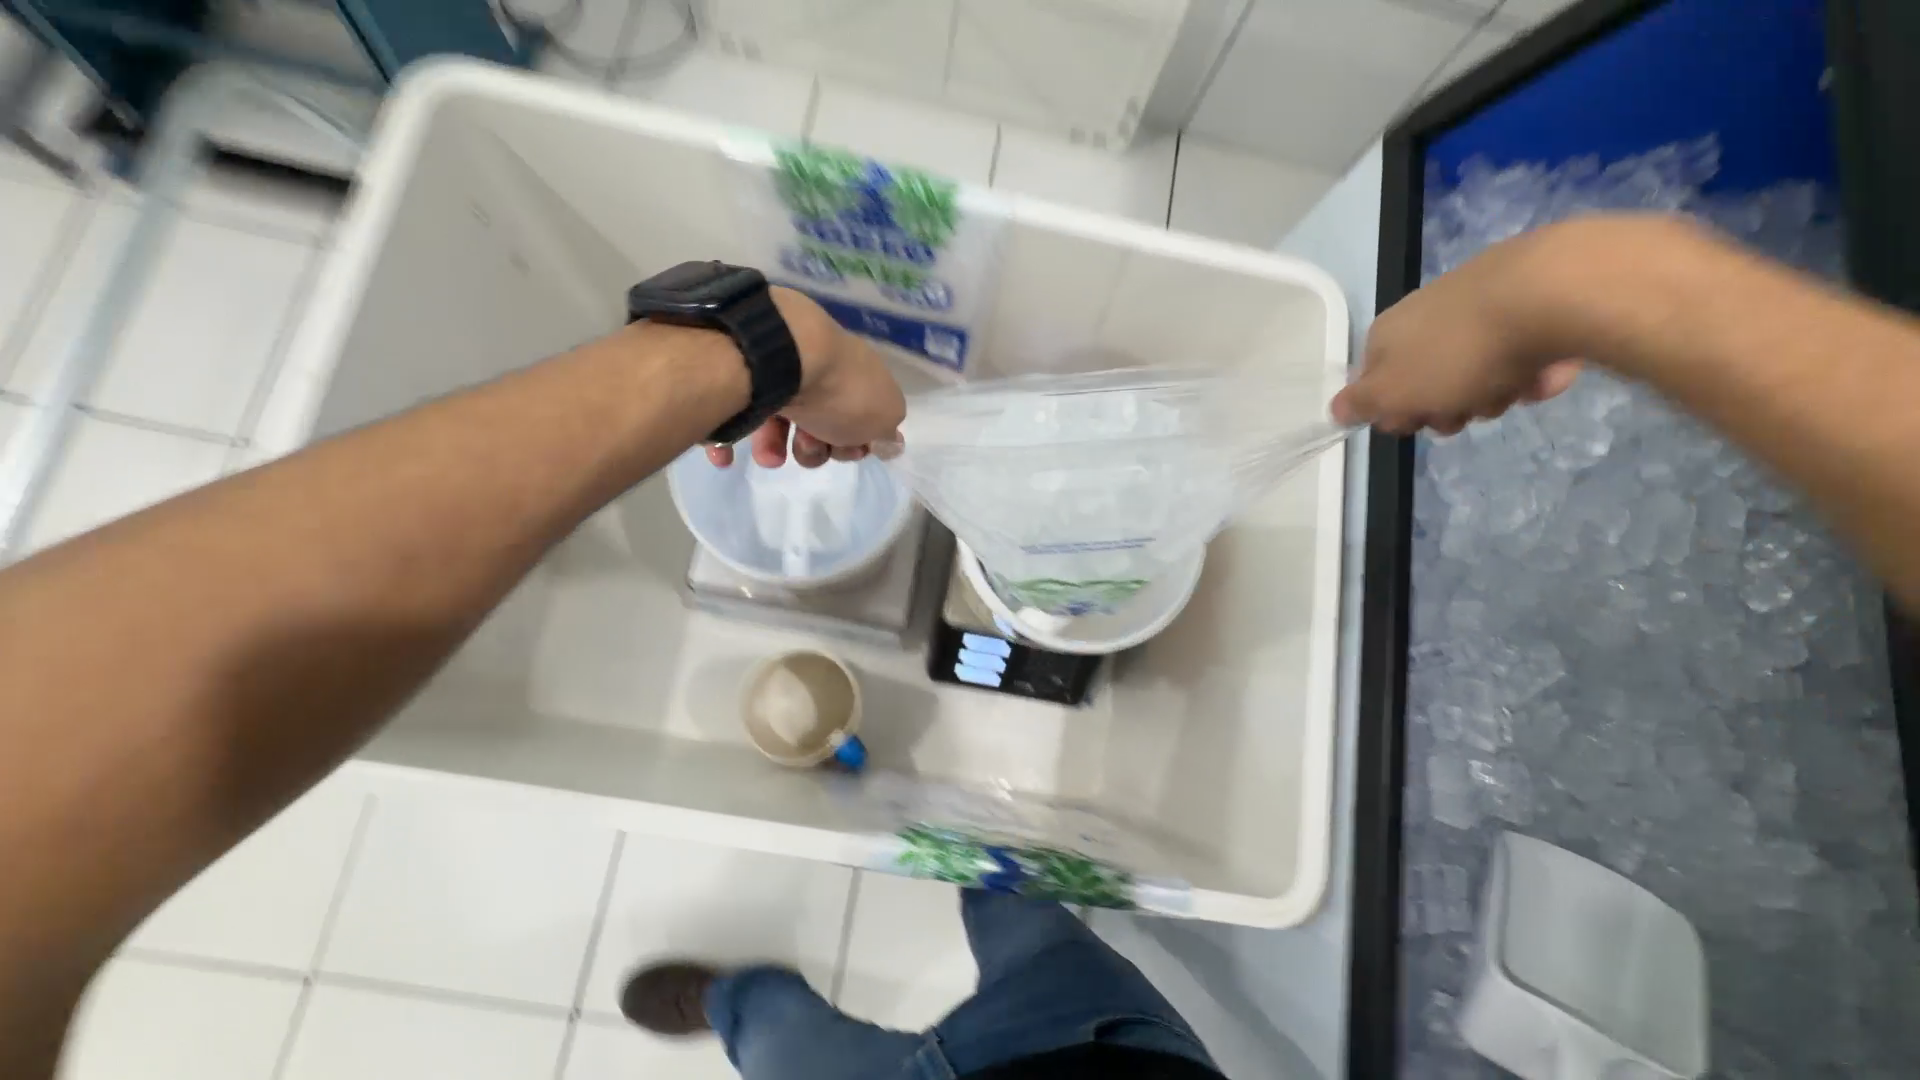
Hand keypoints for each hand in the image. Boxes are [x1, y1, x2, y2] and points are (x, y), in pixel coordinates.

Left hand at [706, 287, 906, 467]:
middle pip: (816, 421)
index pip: (857, 414)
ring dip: (774, 448)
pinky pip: (733, 413)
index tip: (846, 449)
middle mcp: (816, 367)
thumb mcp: (885, 415)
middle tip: (807, 447)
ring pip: (776, 420)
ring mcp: (775, 368)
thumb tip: (887, 440)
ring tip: (767, 456)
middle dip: (814, 447)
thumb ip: (886, 430)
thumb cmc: (840, 389)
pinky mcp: (737, 372)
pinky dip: (727, 440)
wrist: (781, 351)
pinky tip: (724, 455)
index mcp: (854, 374)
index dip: (854, 441)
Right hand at [1332, 222, 1592, 435]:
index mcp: (1387, 336)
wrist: (1551, 292)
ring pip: (1479, 373)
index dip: (1397, 413)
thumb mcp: (1393, 391)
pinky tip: (1545, 372)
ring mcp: (1477, 307)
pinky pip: (1523, 353)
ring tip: (1514, 387)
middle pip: (1430, 383)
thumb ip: (1361, 404)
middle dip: (1451, 407)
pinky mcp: (1528, 303)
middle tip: (1468, 411)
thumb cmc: (1458, 352)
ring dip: (1495, 393)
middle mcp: (1425, 317)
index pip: (1376, 385)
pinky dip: (1532, 371)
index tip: (1417, 423)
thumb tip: (1335, 410)